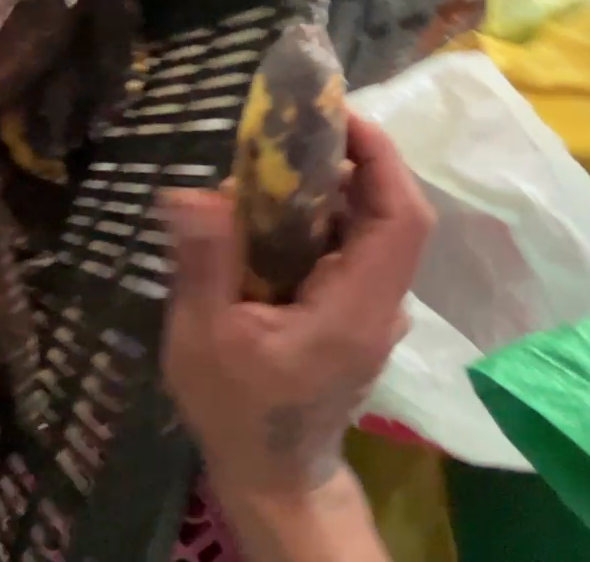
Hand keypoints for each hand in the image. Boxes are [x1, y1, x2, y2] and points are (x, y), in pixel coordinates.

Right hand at [163, 114, 433, 501]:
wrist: (271, 473)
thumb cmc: (236, 407)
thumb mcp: (205, 335)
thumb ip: (204, 262)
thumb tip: (190, 191)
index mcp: (355, 308)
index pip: (399, 219)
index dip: (380, 159)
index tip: (337, 115)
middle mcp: (377, 303)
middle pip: (386, 216)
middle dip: (345, 161)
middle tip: (283, 128)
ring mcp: (366, 310)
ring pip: (365, 231)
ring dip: (325, 186)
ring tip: (265, 159)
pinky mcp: (347, 313)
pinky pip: (343, 249)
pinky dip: (313, 216)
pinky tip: (263, 211)